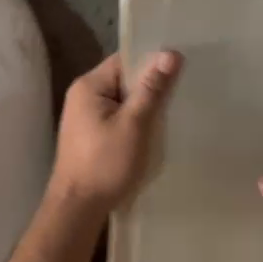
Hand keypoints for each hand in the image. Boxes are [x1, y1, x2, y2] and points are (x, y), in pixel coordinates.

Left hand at [47, 51, 183, 214]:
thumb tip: (170, 53)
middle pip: (125, 80)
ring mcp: (86, 117)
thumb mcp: (133, 125)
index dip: (152, 61)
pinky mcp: (92, 136)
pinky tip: (156, 132)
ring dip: (145, 107)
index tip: (182, 67)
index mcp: (89, 86)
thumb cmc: (105, 164)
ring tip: (176, 111)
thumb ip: (151, 89)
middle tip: (185, 90)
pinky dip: (136, 123)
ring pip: (124, 101)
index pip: (125, 60)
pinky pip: (119, 119)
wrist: (78, 208)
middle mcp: (83, 96)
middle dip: (152, 86)